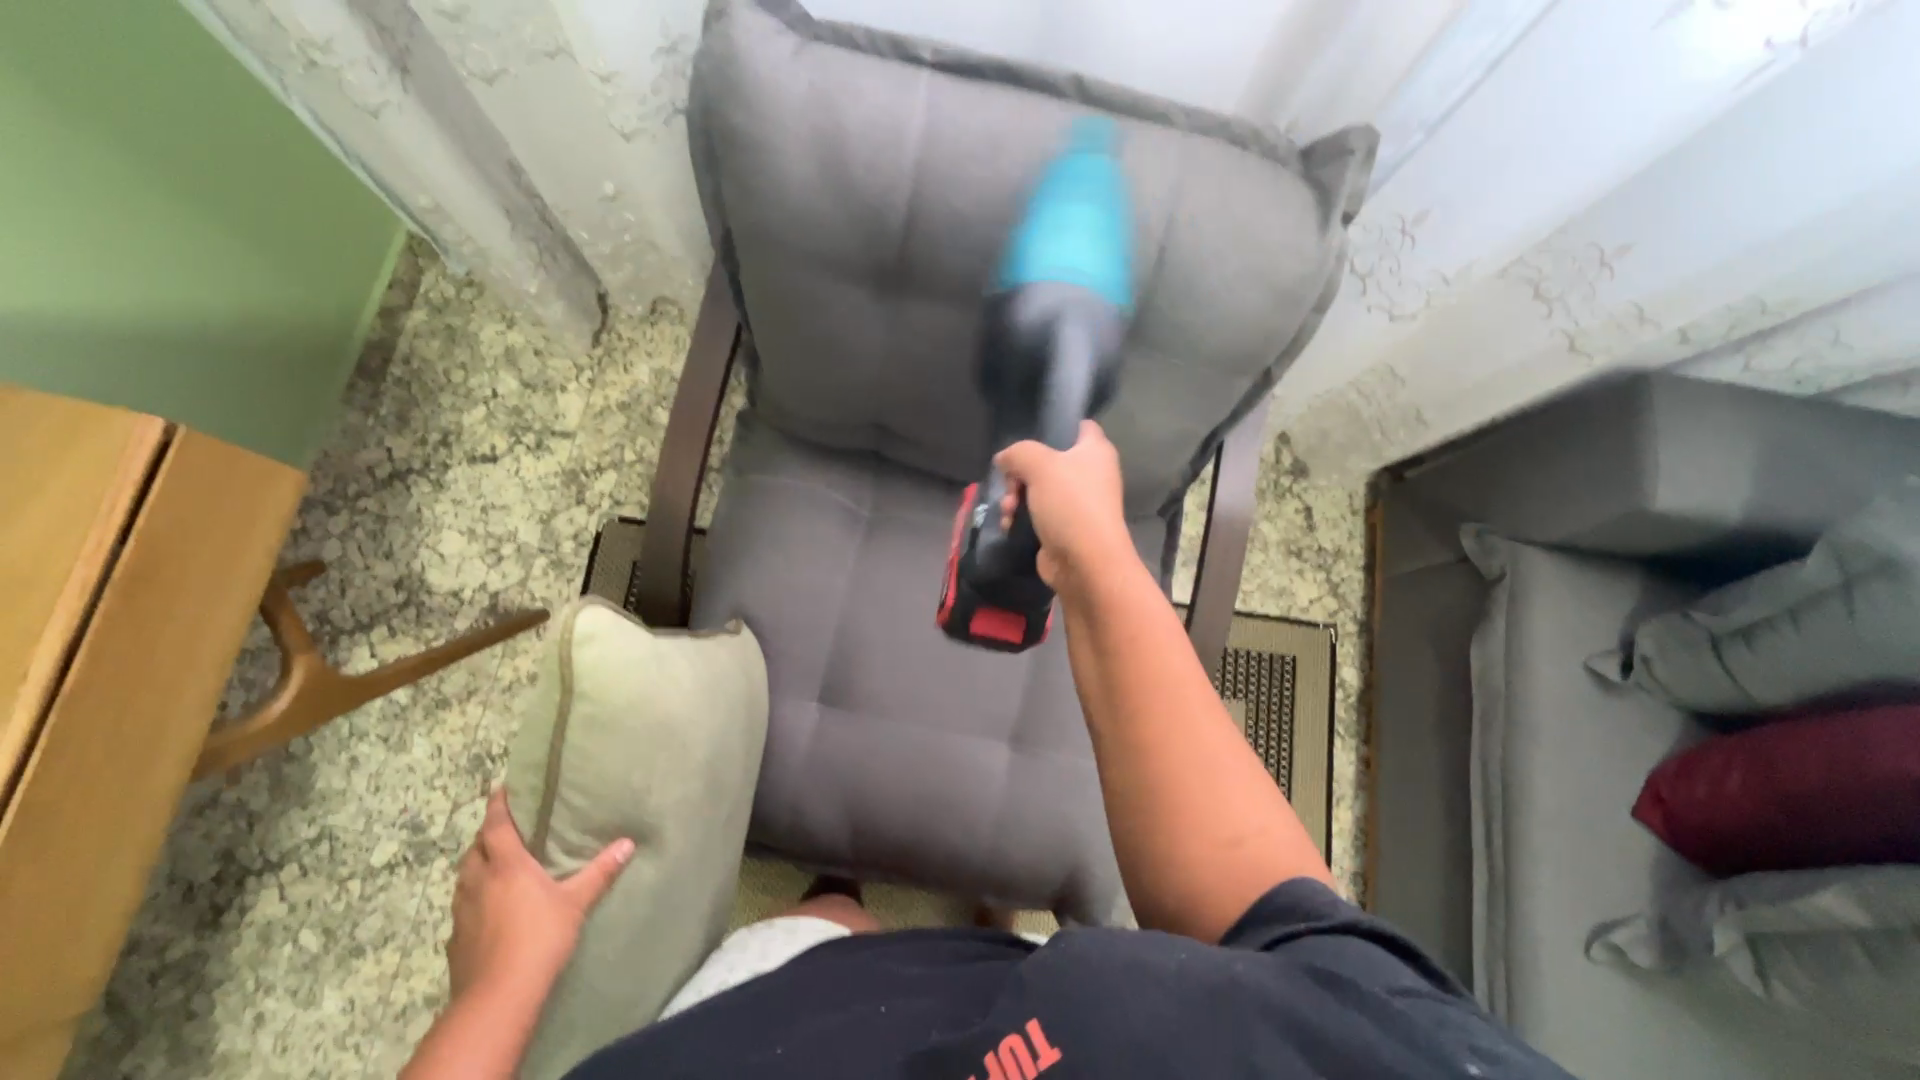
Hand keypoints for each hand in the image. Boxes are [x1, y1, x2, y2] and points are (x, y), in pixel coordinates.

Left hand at [447, 790, 632, 1000]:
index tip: (500, 788)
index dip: (498, 805)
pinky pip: (462, 906)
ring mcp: (462, 911)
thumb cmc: (540, 938)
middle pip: (474, 849)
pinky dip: (472, 897)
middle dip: (485, 836)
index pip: (496, 826)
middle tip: (502, 830)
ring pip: (464, 877)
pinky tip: (486, 910)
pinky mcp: (455, 937)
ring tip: (494, 866)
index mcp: (506, 866)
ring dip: (476, 865)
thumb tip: (628, 844)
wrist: (498, 995)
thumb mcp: (576, 902)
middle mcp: (478, 882)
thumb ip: (600, 872)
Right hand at [994, 419, 1135, 598]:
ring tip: (1008, 510)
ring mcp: (1077, 503)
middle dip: (1021, 472)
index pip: (1079, 426)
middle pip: (1048, 460)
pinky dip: (1021, 519)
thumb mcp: (1040, 465)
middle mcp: (1090, 474)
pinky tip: (1009, 526)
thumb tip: (1004, 459)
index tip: (1029, 436)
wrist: (1085, 563)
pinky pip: (1037, 515)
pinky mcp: (1065, 528)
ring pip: (1037, 489)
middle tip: (1011, 483)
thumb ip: (1018, 452)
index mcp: (1095, 451)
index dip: (1055, 426)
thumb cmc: (1070, 504)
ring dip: (1015, 498)